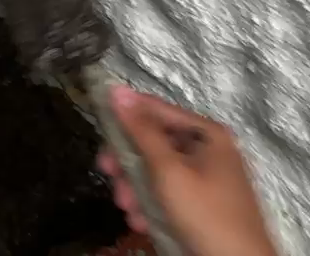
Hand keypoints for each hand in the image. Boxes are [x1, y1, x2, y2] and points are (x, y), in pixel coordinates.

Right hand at [98, 85, 277, 255]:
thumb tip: (116, 89)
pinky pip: (169, 191)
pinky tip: (141, 220)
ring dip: (136, 187)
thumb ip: (141, 130)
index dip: (125, 116)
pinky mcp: (204, 204)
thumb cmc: (205, 215)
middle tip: (108, 175)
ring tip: (127, 208)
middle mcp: (209, 149)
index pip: (155, 109)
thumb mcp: (167, 170)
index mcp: (206, 133)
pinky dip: (152, 203)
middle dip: (129, 162)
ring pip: (157, 169)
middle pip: (154, 141)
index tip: (100, 132)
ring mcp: (208, 178)